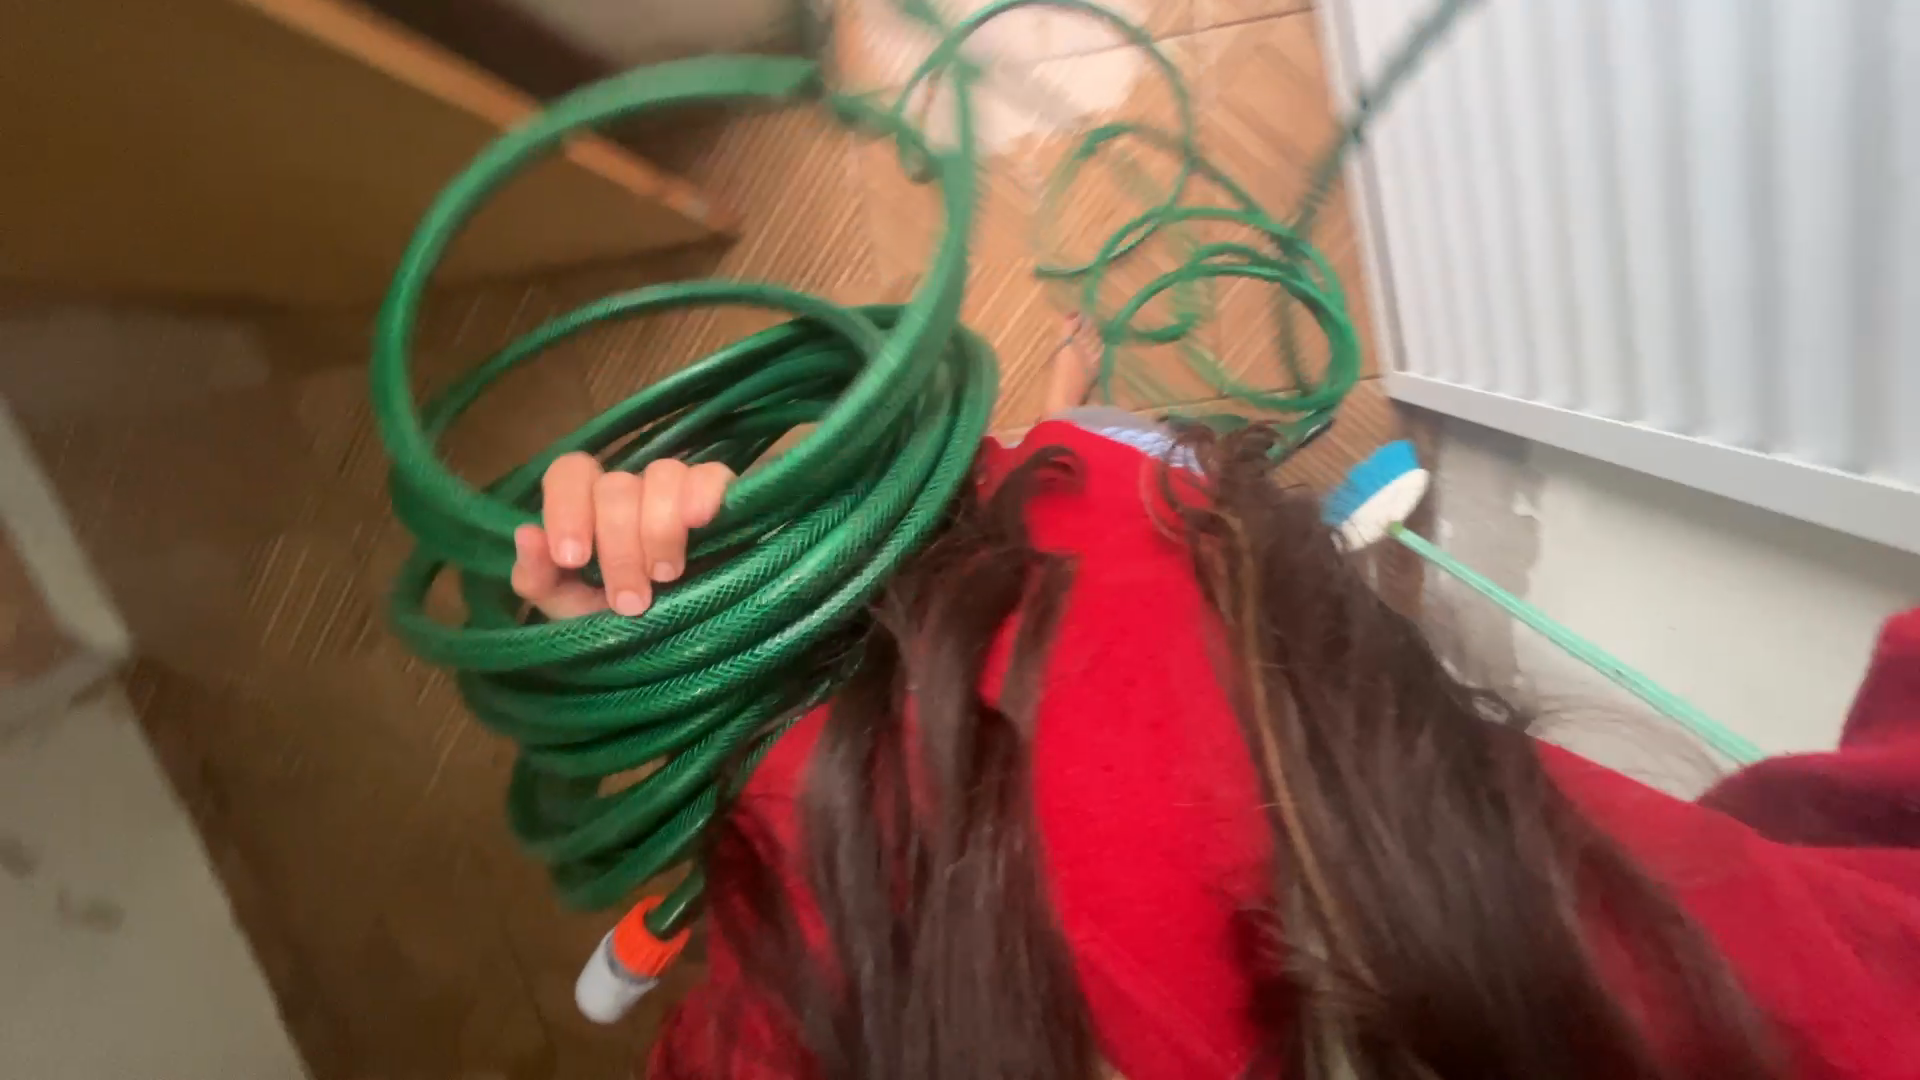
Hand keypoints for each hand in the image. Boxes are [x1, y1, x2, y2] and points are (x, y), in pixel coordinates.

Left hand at [511, 453, 733, 618]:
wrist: (701, 649)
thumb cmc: (634, 628)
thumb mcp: (577, 615)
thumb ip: (542, 581)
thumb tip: (527, 535)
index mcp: (594, 509)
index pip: (571, 474)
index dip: (567, 508)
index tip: (573, 559)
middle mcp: (636, 492)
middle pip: (616, 486)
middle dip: (619, 547)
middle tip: (631, 601)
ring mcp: (682, 490)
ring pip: (662, 475)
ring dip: (658, 529)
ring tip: (668, 576)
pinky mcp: (726, 496)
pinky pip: (712, 475)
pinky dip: (702, 493)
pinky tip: (700, 522)